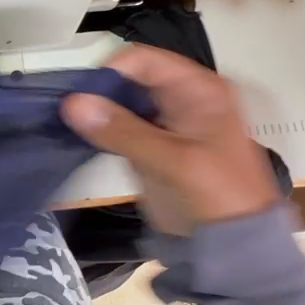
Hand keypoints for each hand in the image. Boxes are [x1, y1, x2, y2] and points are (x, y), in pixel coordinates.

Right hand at [60, 44, 279, 234]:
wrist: (234, 245)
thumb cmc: (216, 196)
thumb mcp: (173, 161)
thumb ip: (123, 131)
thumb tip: (72, 102)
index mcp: (199, 88)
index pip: (144, 60)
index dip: (111, 72)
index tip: (82, 97)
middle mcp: (181, 96)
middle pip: (128, 77)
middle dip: (99, 91)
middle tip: (69, 113)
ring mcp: (164, 120)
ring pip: (119, 100)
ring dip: (96, 110)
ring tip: (71, 125)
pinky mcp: (149, 143)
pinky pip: (117, 124)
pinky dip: (100, 128)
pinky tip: (81, 137)